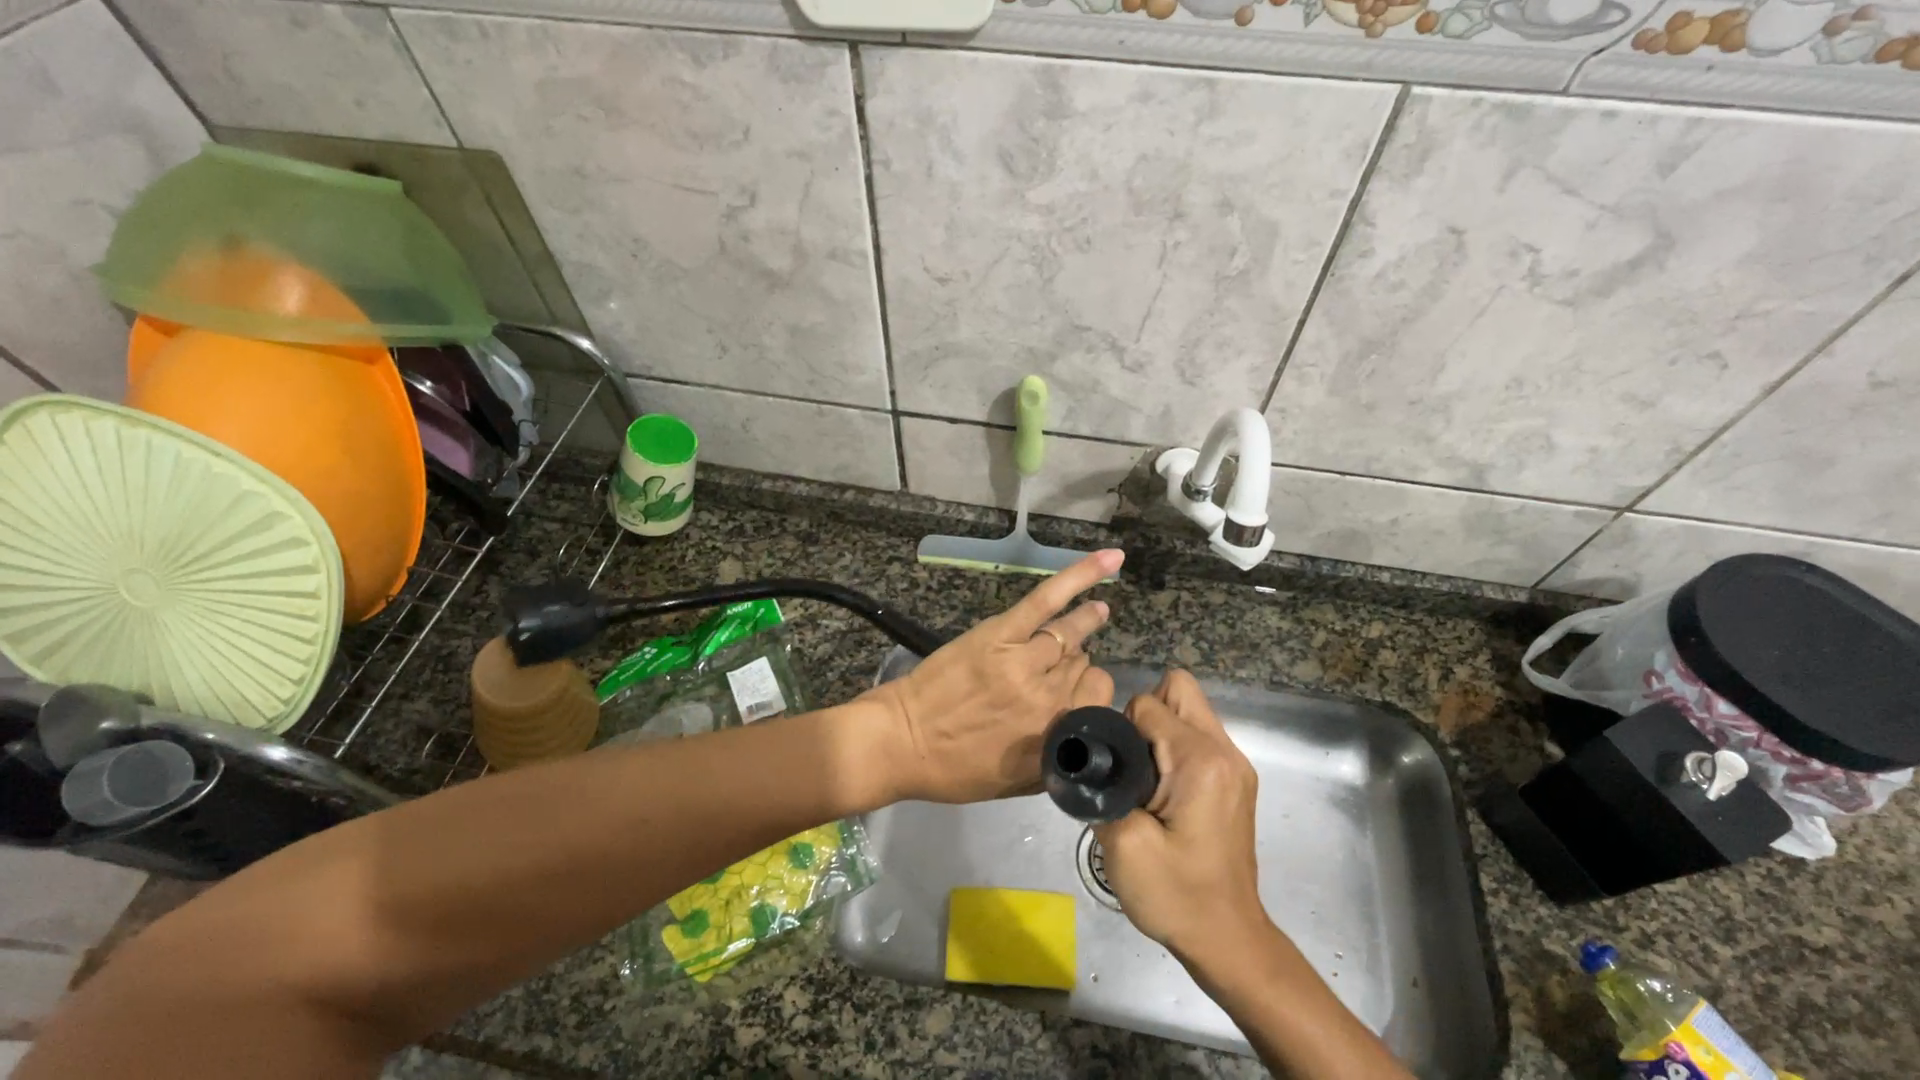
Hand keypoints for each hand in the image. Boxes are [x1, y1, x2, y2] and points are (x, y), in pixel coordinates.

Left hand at [860, 549, 1122, 803]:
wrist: (903, 743)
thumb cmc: (957, 771)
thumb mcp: (1020, 781)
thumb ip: (1061, 755)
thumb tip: (1089, 730)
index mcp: (1057, 735)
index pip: (1098, 696)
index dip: (1089, 693)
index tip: (1074, 694)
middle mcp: (1050, 699)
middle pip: (1082, 665)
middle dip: (1073, 666)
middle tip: (1052, 671)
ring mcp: (1025, 663)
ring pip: (1069, 635)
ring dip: (1084, 622)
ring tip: (1098, 612)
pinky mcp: (1000, 635)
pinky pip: (1047, 601)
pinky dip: (1080, 576)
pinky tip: (1110, 559)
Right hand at [1095, 670, 1268, 965]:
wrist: (1225, 938)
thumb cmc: (1175, 894)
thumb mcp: (1122, 843)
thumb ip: (1102, 787)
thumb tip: (1088, 757)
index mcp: (1201, 760)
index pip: (1148, 704)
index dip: (1120, 729)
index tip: (1113, 770)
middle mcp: (1225, 751)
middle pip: (1178, 689)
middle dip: (1144, 715)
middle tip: (1128, 765)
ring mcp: (1236, 766)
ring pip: (1189, 711)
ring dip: (1159, 732)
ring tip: (1141, 781)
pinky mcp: (1235, 783)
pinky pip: (1199, 739)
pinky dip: (1174, 750)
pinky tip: (1160, 793)